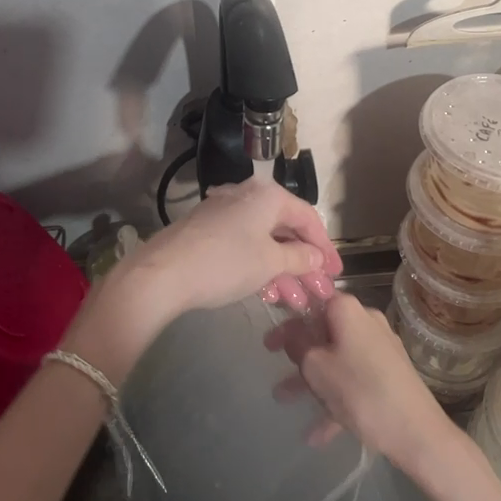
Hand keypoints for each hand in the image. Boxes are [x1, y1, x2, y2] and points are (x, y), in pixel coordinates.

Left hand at [133, 177, 341, 313]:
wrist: (164, 273)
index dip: (325, 248)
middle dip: (304, 265)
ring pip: (265, 241)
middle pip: (286, 230)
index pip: (308, 218)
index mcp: (267, 195)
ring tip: (296, 304)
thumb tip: (316, 256)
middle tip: (319, 294)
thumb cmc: (226, 262)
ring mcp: (224, 213)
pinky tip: (268, 295)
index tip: (337, 274)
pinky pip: (244, 246)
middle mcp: (247, 196)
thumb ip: (299, 258)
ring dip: (284, 272)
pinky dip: (260, 268)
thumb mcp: (270, 263)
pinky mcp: (208, 231)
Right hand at [264, 294, 456, 465]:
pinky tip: (317, 434)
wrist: (417, 434)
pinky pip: (353, 380)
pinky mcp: (390, 374)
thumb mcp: (316, 367)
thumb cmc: (360, 392)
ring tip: (285, 401)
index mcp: (348, 310)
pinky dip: (335, 399)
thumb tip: (291, 330)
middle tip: (275, 370)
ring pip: (337, 359)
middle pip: (323, 332)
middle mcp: (366, 321)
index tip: (268, 344)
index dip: (287, 321)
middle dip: (298, 355)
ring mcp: (380, 348)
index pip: (311, 303)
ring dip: (312, 379)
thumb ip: (297, 344)